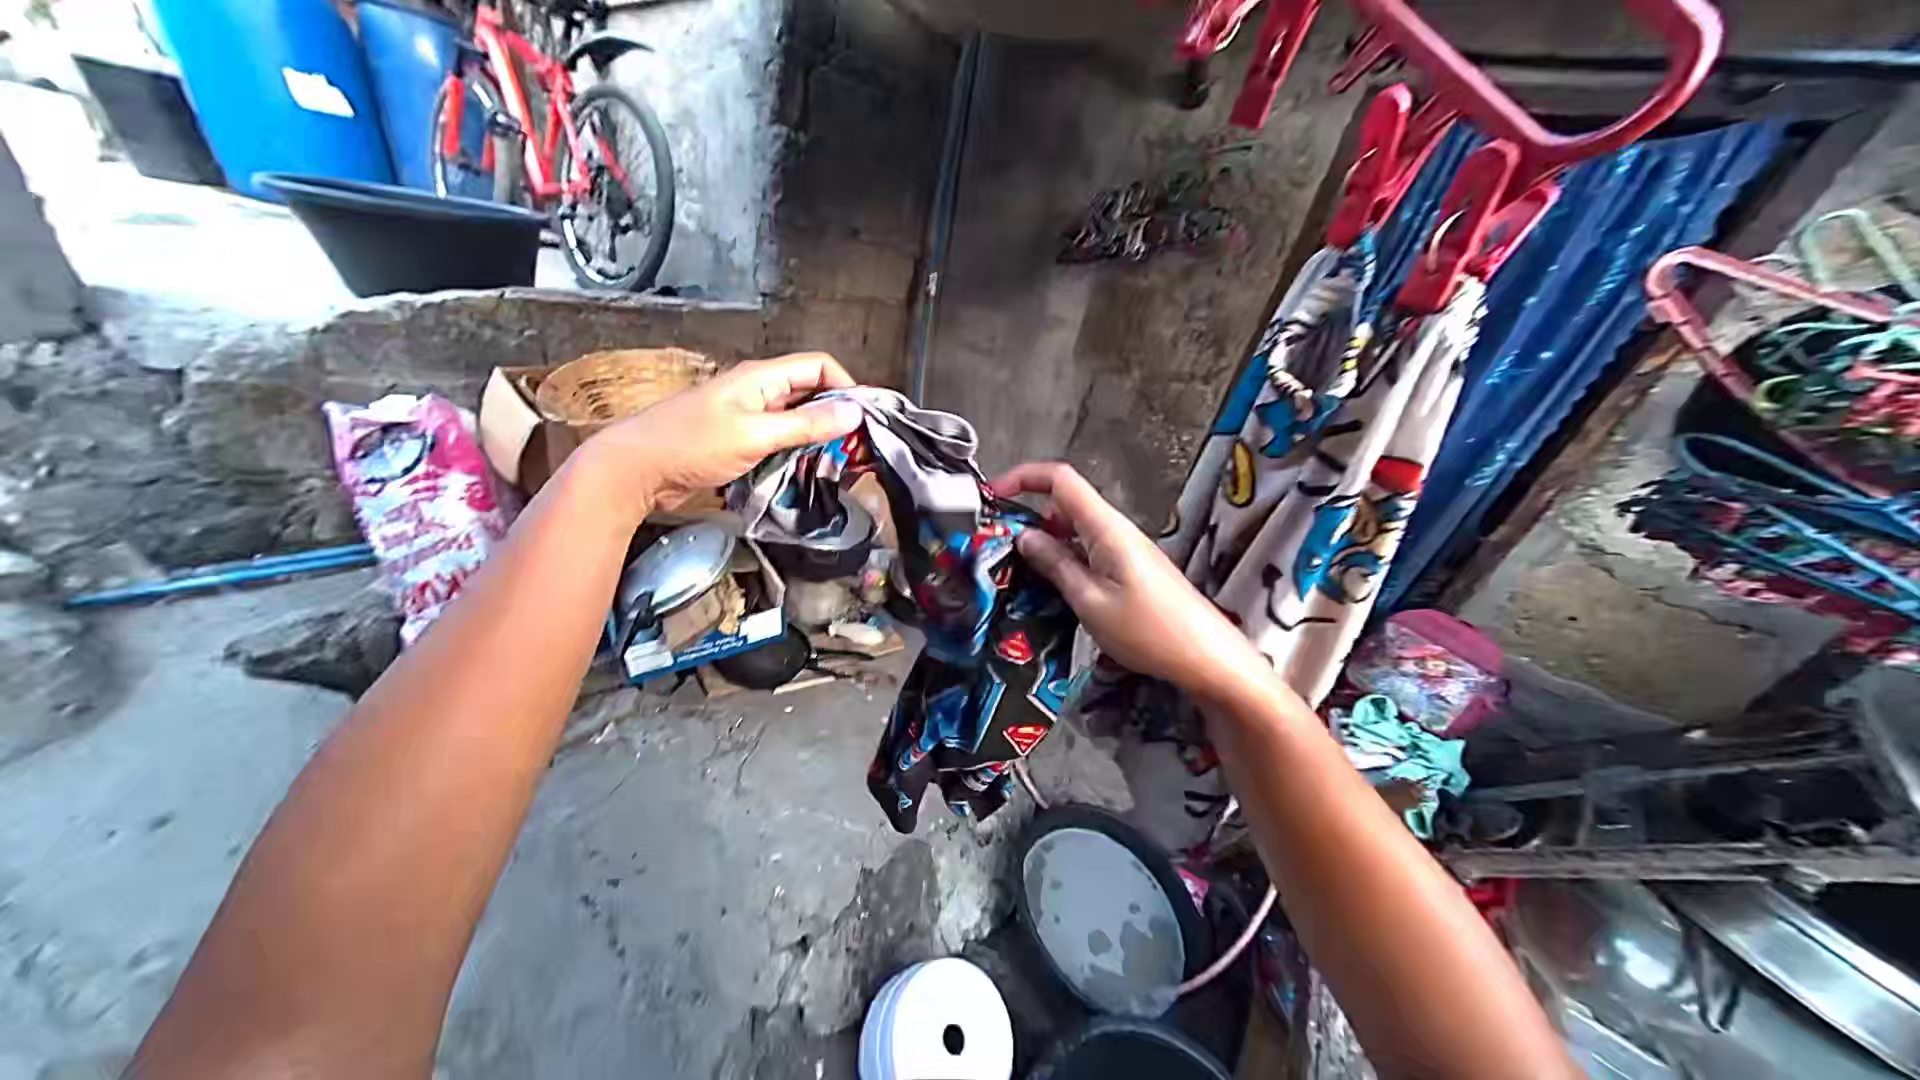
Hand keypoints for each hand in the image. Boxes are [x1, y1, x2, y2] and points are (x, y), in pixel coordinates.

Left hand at [580, 352, 864, 520]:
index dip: (846, 386)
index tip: (864, 418)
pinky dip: (799, 454)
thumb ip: (805, 425)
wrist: (636, 469)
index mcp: (761, 378)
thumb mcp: (755, 434)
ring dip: (820, 439)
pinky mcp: (742, 442)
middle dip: (838, 417)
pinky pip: (781, 442)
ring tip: (839, 464)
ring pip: (798, 421)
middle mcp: (759, 392)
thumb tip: (852, 413)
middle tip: (858, 449)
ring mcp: (750, 417)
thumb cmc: (690, 444)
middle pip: (812, 394)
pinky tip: (808, 472)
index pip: (818, 366)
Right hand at [993, 462, 1268, 701]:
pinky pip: (1090, 548)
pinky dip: (1066, 557)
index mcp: (1105, 528)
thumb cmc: (1151, 631)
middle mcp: (1116, 529)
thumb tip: (1026, 538)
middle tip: (1002, 543)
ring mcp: (1125, 547)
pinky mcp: (1131, 566)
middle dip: (1029, 515)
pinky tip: (1055, 584)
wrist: (1206, 657)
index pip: (1059, 478)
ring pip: (1076, 527)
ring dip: (1047, 540)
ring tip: (1022, 568)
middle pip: (1065, 502)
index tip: (994, 495)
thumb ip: (1055, 564)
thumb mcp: (1088, 601)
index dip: (1023, 477)